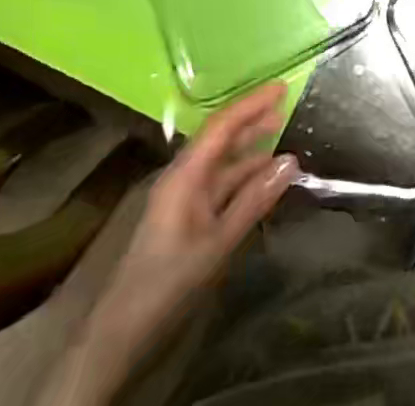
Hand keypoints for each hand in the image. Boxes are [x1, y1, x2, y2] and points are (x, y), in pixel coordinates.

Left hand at [105, 82, 301, 326]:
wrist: (124, 327)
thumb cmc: (169, 280)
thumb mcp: (218, 242)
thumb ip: (254, 200)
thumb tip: (290, 161)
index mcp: (184, 175)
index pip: (221, 127)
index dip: (251, 104)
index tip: (281, 88)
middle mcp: (183, 177)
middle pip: (220, 138)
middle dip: (252, 119)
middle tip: (287, 106)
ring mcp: (184, 196)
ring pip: (222, 161)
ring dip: (250, 146)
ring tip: (282, 133)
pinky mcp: (187, 214)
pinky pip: (220, 182)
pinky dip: (244, 173)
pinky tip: (264, 175)